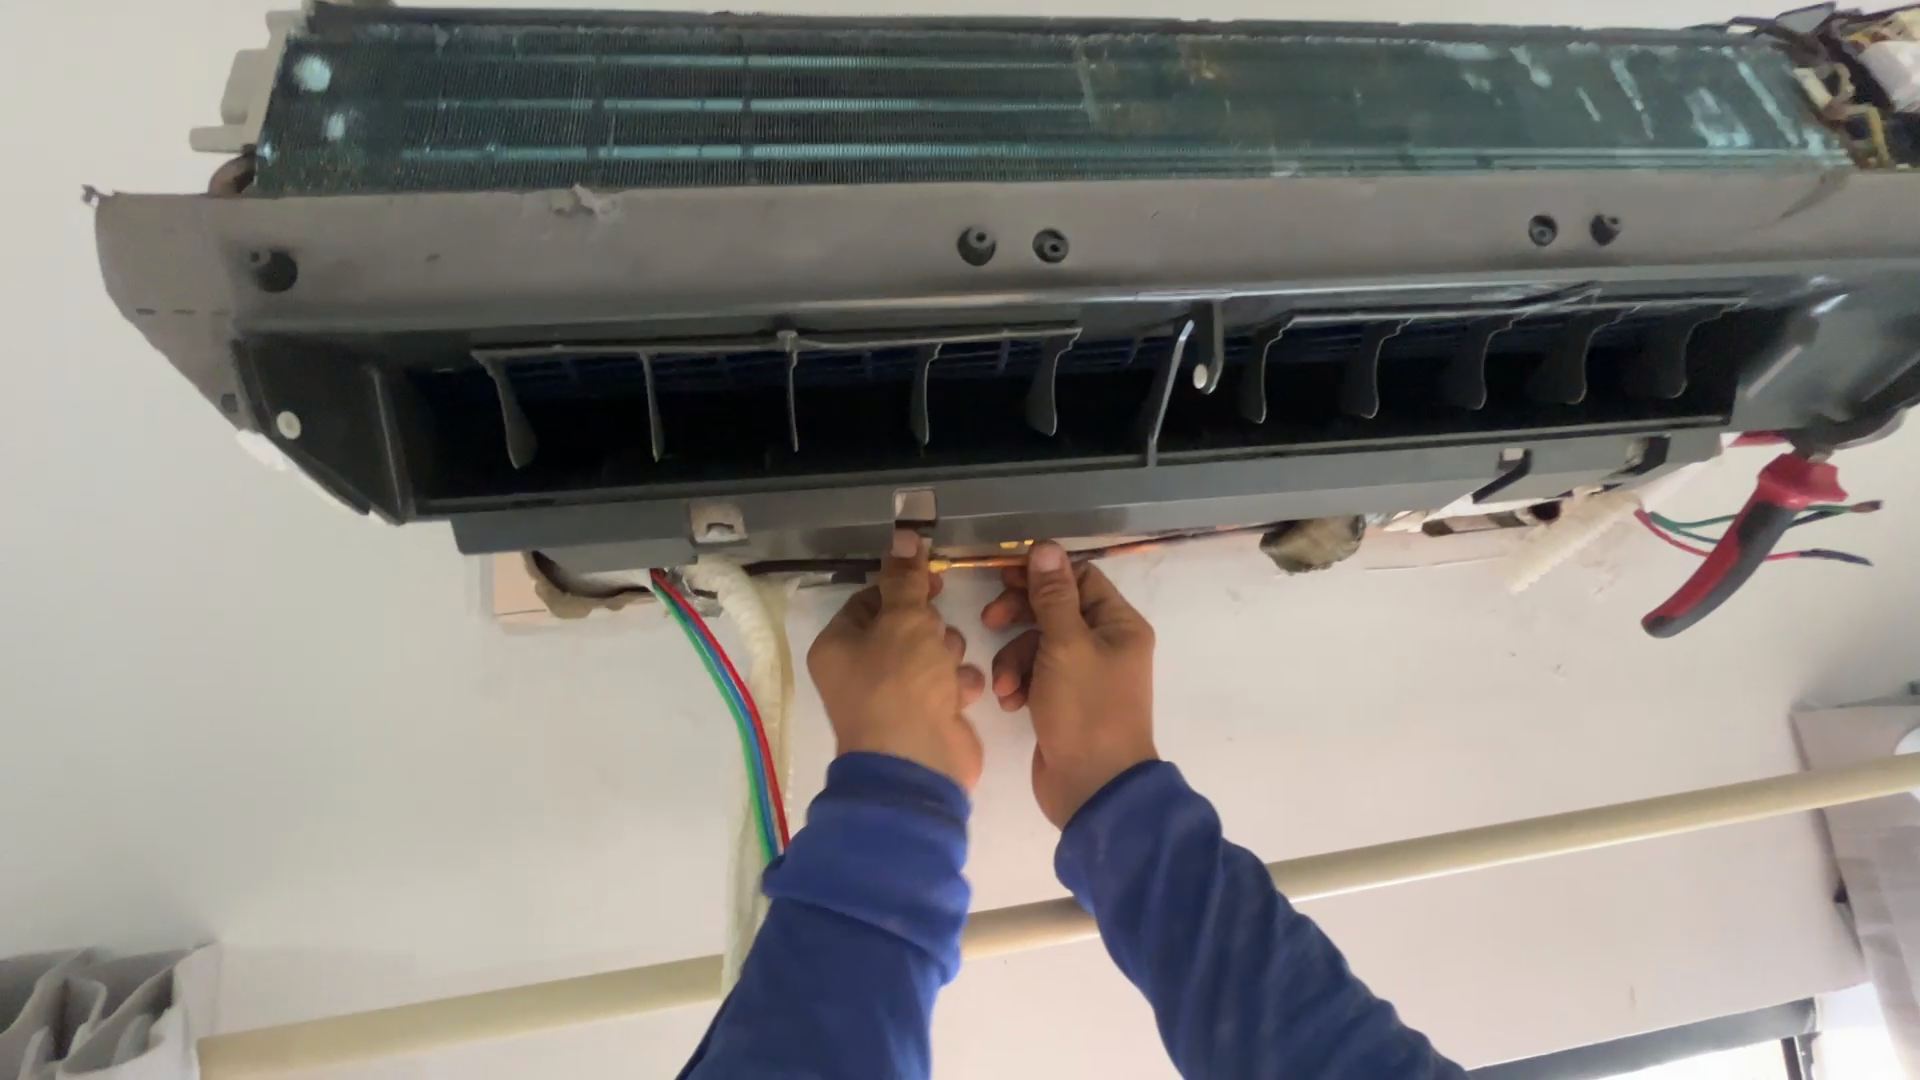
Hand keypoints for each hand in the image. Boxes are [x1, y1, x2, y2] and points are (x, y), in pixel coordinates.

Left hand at [808, 529, 987, 789]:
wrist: (918, 762)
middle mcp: (861, 669)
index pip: (872, 598)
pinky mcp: (926, 714)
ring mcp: (895, 694)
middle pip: (906, 624)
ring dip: (948, 656)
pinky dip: (957, 685)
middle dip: (931, 628)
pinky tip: (959, 695)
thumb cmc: (900, 682)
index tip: (933, 582)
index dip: (904, 587)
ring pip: (933, 651)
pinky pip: (948, 681)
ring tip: (946, 674)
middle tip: (934, 639)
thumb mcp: (904, 619)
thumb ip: (907, 577)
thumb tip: (903, 531)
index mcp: (839, 645)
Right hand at [982, 542, 1157, 827]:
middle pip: (1054, 609)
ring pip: (1038, 643)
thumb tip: (1046, 547)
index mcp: (1118, 624)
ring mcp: (1083, 673)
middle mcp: (1105, 643)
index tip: (1004, 577)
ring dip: (1014, 659)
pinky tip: (1011, 703)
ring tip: (1006, 686)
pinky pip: (1035, 674)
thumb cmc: (1085, 710)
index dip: (1041, 574)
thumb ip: (1052, 596)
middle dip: (1019, 616)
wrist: (1093, 789)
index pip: (1079, 578)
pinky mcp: (1063, 700)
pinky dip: (1019, 684)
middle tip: (989, 618)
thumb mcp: (1065, 645)